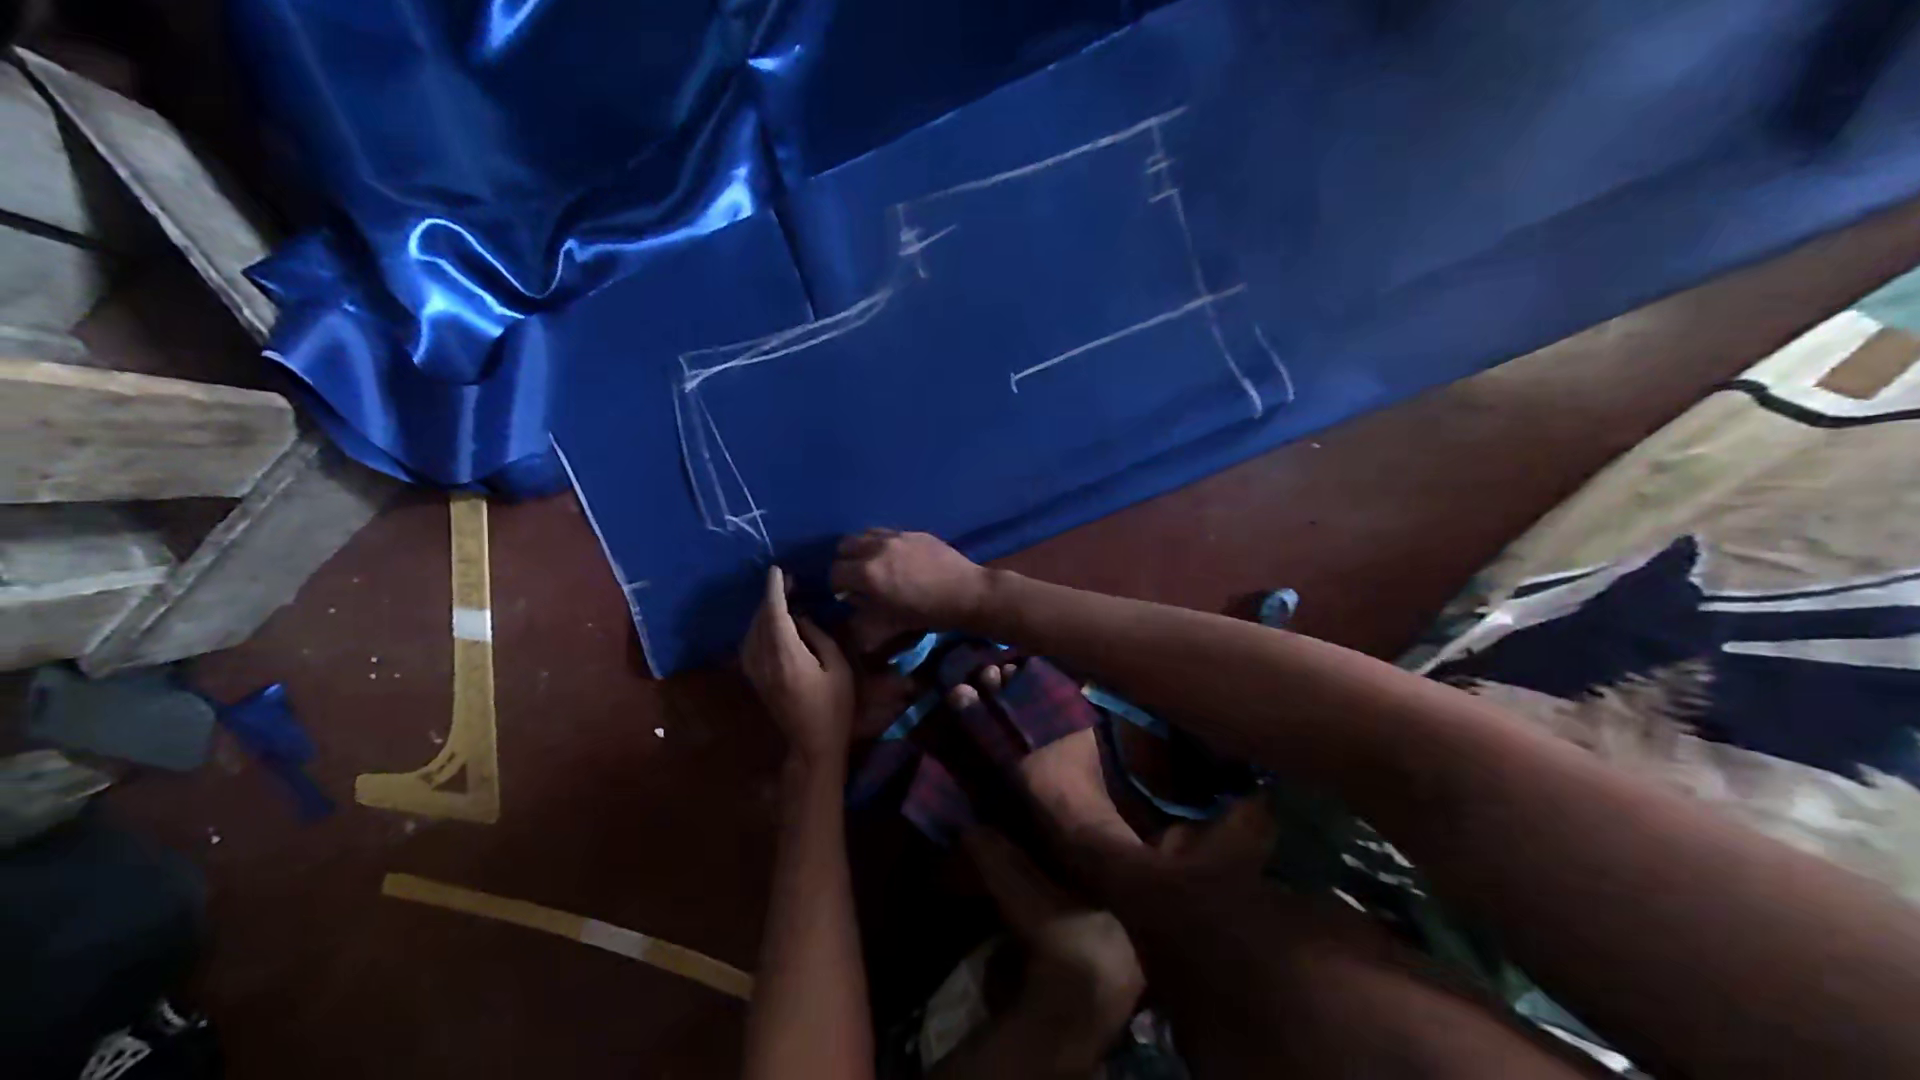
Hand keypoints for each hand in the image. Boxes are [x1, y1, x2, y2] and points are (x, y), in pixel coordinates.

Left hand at [742, 566, 854, 766]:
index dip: (774, 590)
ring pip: (751, 631)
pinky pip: (749, 643)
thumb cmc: (835, 706)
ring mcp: (756, 671)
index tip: (778, 571)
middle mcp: (764, 661)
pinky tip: (771, 623)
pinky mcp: (755, 678)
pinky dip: (758, 627)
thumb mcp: (838, 667)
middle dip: (770, 597)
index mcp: (787, 657)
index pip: (774, 614)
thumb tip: (800, 618)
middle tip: (789, 582)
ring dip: (764, 611)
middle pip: (760, 620)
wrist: (813, 744)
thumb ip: (818, 637)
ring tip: (782, 599)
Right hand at [829, 529, 993, 628]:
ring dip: (861, 548)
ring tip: (873, 564)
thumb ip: (863, 606)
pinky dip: (881, 543)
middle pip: (844, 546)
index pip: (835, 572)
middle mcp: (877, 548)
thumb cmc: (928, 613)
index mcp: (868, 573)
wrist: (966, 593)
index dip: (837, 586)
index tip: (845, 594)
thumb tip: (850, 596)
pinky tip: (894, 556)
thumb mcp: (890, 619)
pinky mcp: (913, 532)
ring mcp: (896, 536)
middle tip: (856, 577)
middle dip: (845, 562)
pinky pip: (886, 532)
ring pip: (864, 534)